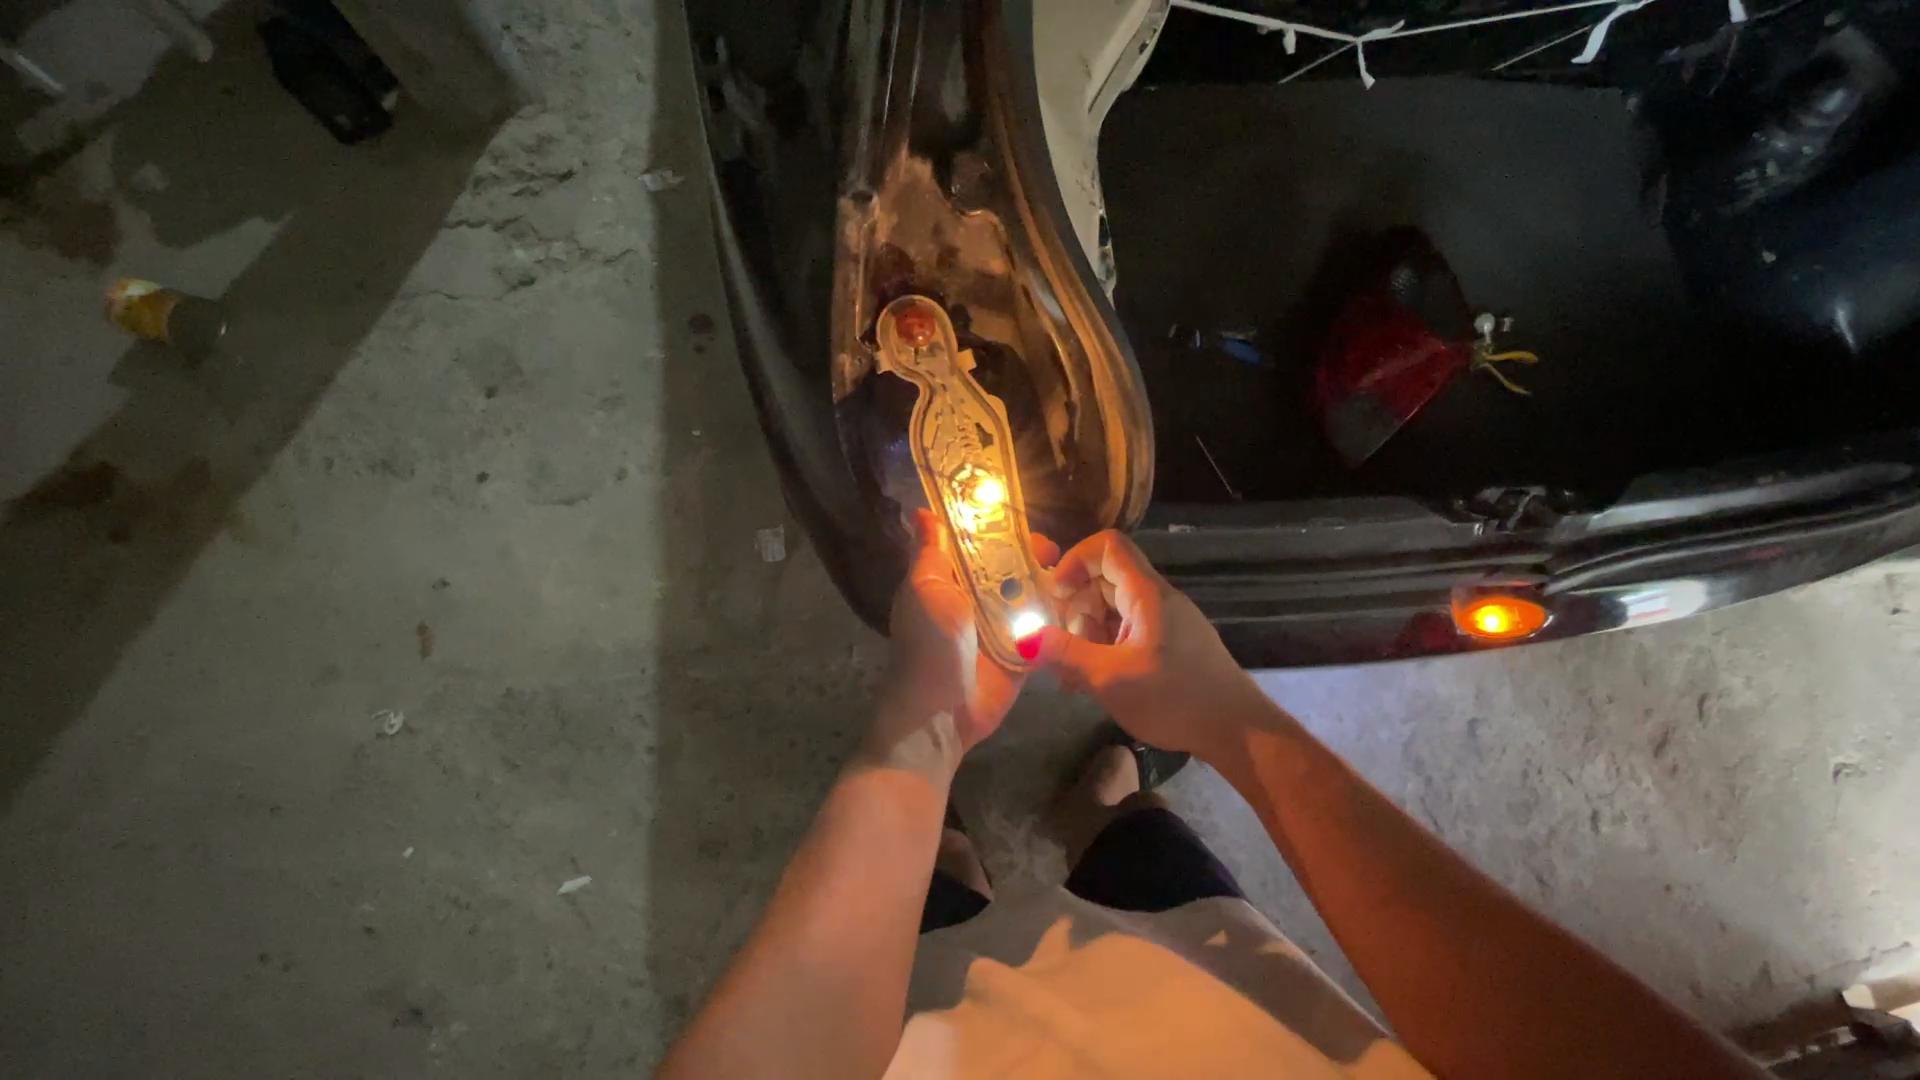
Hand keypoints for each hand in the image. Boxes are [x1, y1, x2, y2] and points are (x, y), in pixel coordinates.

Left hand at [871, 510, 1058, 773]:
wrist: (942, 712)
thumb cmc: (929, 645)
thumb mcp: (924, 590)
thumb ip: (929, 552)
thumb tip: (920, 510)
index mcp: (949, 580)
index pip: (976, 544)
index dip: (996, 528)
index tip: (1019, 516)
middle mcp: (976, 598)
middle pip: (1009, 566)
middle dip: (1031, 555)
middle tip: (1053, 552)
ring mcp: (1001, 625)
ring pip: (1030, 593)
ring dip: (1049, 581)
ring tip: (1071, 572)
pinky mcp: (1023, 650)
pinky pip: (1044, 625)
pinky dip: (1058, 612)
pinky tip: (1079, 598)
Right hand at [1034, 530, 1268, 761]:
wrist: (1238, 732)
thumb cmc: (1176, 700)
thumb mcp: (1111, 679)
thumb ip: (1066, 654)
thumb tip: (1025, 637)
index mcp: (1146, 594)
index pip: (1107, 546)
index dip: (1074, 560)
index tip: (1054, 594)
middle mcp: (1156, 599)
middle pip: (1104, 579)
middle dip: (1074, 608)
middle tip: (1062, 646)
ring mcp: (1165, 621)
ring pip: (1113, 608)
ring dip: (1086, 633)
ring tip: (1074, 675)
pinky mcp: (1170, 644)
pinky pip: (1127, 631)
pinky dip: (1104, 648)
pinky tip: (1093, 681)